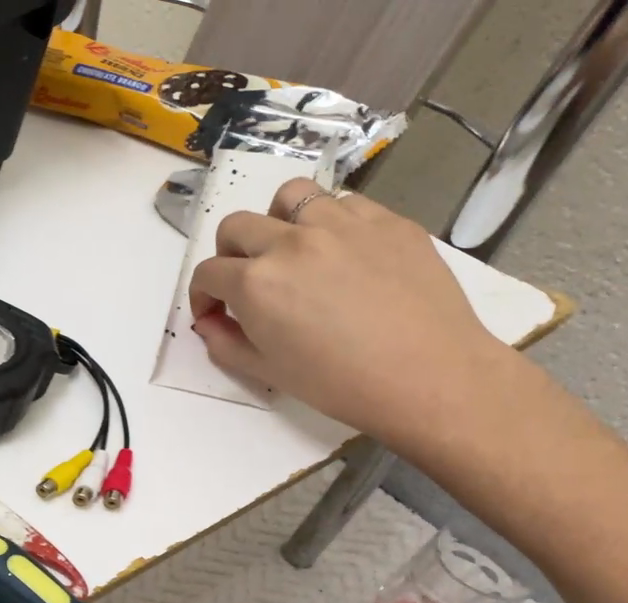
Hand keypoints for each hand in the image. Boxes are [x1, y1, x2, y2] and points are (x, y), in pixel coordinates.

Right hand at [189, 177, 516, 447]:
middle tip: (245, 280)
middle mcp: (291, 242)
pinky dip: (329, 221)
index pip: (207, 273)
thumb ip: (224, 342)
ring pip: (291, 196)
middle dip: (229, 253)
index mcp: (255, 282)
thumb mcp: (263, 370)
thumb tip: (210, 323)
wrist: (425, 372)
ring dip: (278, 221)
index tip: (214, 314)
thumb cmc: (335, 381)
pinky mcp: (388, 221)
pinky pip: (345, 203)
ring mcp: (343, 225)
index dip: (202, 296)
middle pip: (237, 225)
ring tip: (291, 249)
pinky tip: (339, 251)